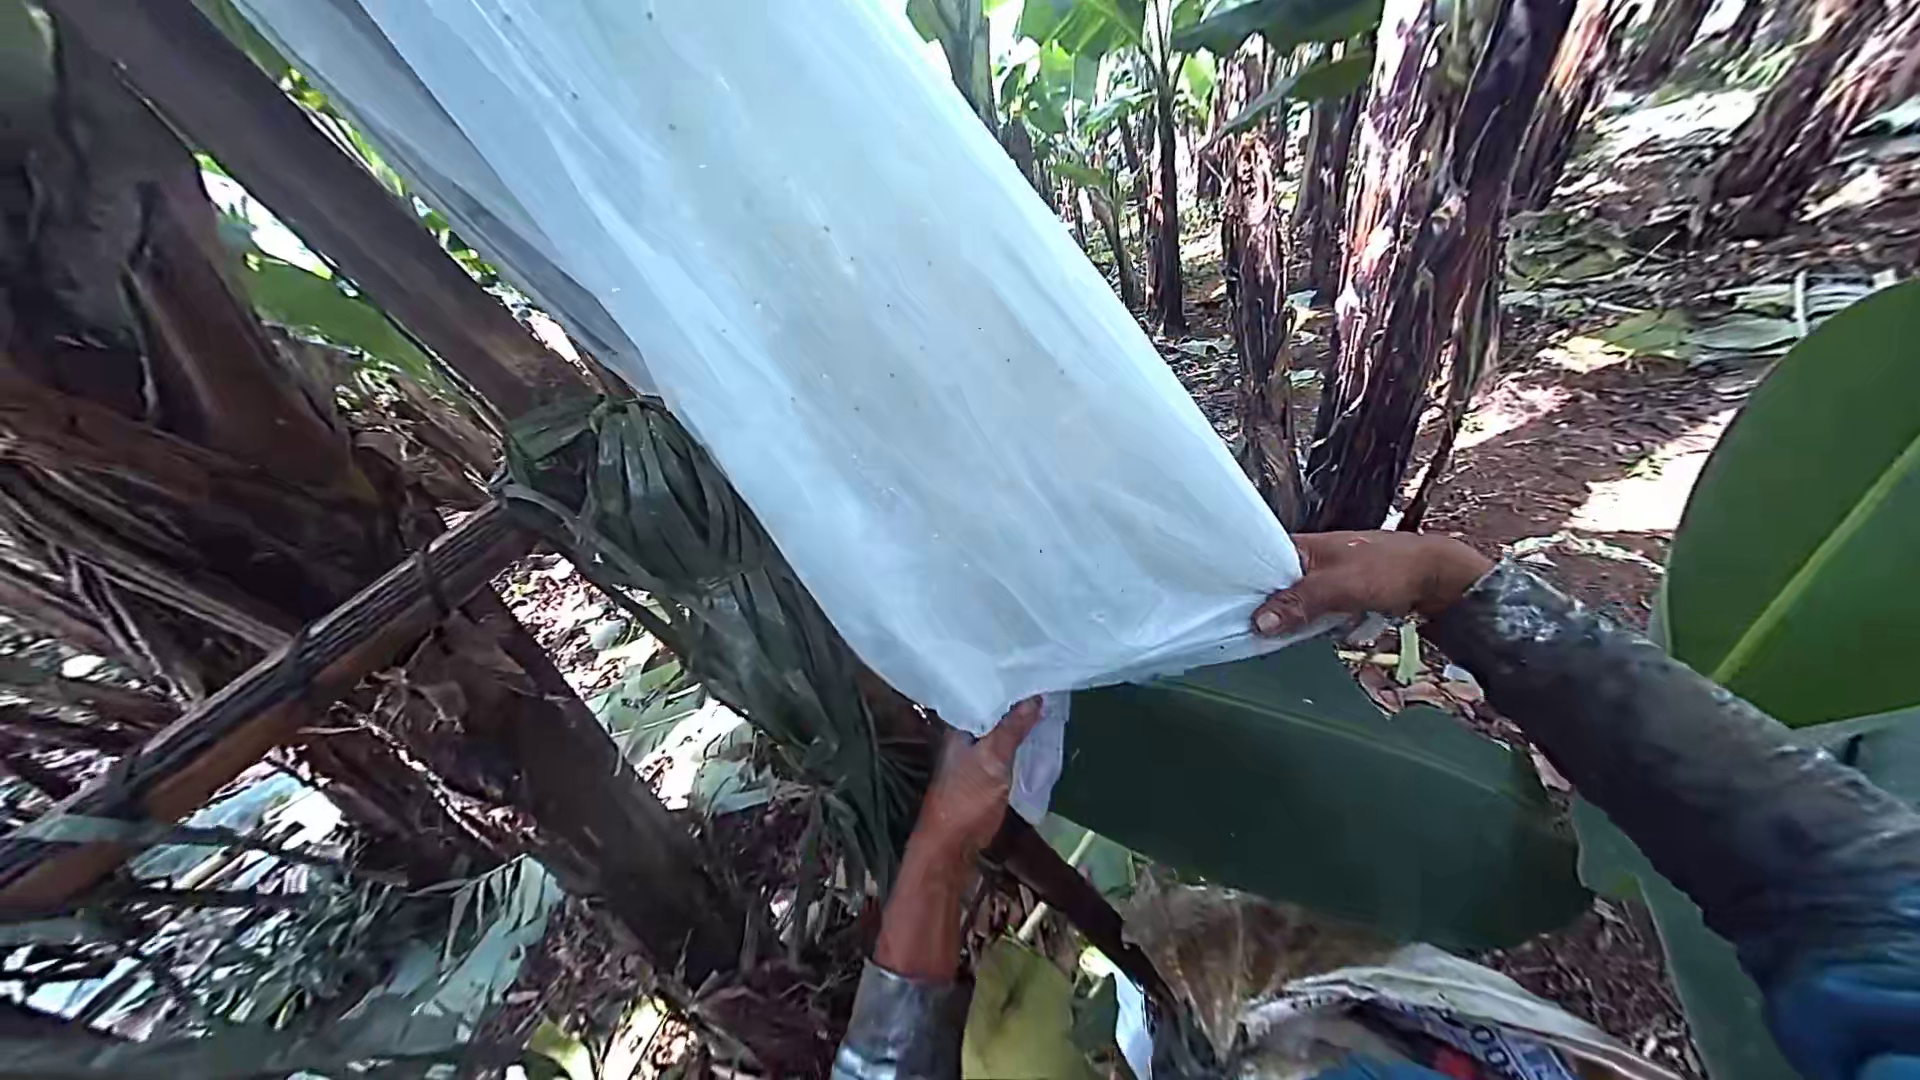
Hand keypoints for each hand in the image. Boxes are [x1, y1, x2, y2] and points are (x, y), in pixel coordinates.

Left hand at [874, 698, 1044, 980]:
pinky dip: (1017, 739)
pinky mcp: (981, 771)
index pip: (980, 690)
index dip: (1002, 678)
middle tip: (1043, 680)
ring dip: (1017, 719)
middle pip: (991, 709)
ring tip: (1044, 701)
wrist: (950, 847)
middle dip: (1014, 698)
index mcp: (959, 724)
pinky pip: (1002, 746)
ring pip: (997, 728)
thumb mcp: (993, 759)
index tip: (1028, 665)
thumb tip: (1034, 696)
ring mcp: (971, 754)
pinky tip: (1034, 734)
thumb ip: (1012, 728)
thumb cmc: (966, 799)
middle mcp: (963, 734)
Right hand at [1252, 531, 1492, 636]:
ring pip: (1291, 601)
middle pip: (1271, 586)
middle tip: (1258, 628)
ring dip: (1291, 618)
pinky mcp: (1333, 593)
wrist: (1440, 577)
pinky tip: (1307, 631)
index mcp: (1297, 545)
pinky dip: (1308, 621)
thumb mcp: (1338, 586)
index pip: (1255, 563)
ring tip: (1284, 631)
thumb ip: (1298, 602)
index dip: (1241, 585)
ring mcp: (1318, 577)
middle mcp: (1303, 559)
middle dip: (1268, 608)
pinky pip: (1309, 610)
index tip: (1230, 609)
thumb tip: (1259, 622)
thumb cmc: (1389, 569)